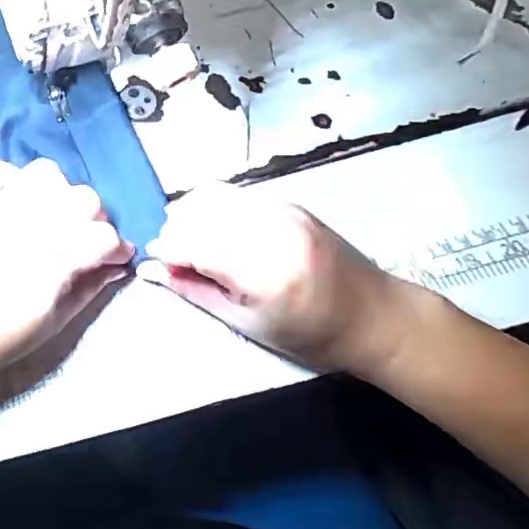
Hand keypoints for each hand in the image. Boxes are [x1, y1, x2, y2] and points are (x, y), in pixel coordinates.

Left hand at [0, 159, 133, 402]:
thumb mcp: (50, 324)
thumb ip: (86, 289)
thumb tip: (114, 267)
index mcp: (54, 259)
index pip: (105, 234)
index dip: (114, 249)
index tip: (110, 261)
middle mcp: (30, 224)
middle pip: (84, 196)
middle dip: (91, 218)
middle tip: (79, 240)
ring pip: (45, 172)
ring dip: (54, 192)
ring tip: (46, 217)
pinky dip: (9, 181)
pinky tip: (11, 205)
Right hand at [136, 183, 429, 380]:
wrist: (378, 317)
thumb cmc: (311, 334)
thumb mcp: (246, 324)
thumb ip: (195, 291)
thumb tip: (151, 270)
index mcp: (264, 271)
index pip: (192, 243)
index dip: (166, 250)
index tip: (156, 262)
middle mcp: (273, 231)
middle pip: (197, 214)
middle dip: (176, 233)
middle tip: (177, 259)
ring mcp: (283, 211)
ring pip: (212, 196)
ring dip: (191, 216)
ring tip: (195, 242)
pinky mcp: (289, 203)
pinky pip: (234, 194)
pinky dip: (214, 208)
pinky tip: (217, 230)